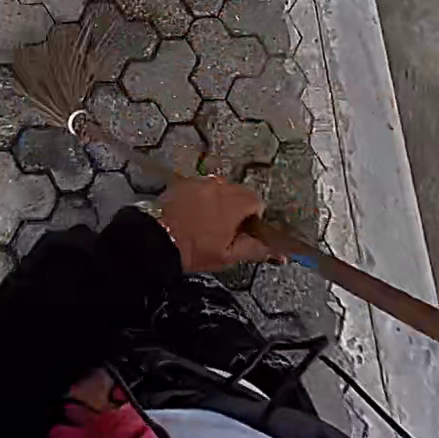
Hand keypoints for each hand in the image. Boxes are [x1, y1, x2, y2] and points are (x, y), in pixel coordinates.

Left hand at [154, 177, 271, 271]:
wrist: (158, 239)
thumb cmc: (195, 249)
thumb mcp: (229, 256)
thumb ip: (256, 249)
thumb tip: (280, 253)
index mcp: (233, 202)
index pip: (256, 201)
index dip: (253, 217)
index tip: (244, 230)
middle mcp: (217, 186)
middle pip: (237, 191)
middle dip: (236, 207)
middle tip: (226, 228)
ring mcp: (198, 181)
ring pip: (218, 187)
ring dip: (219, 200)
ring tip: (208, 221)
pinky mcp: (183, 182)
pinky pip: (200, 186)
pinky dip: (202, 196)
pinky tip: (193, 213)